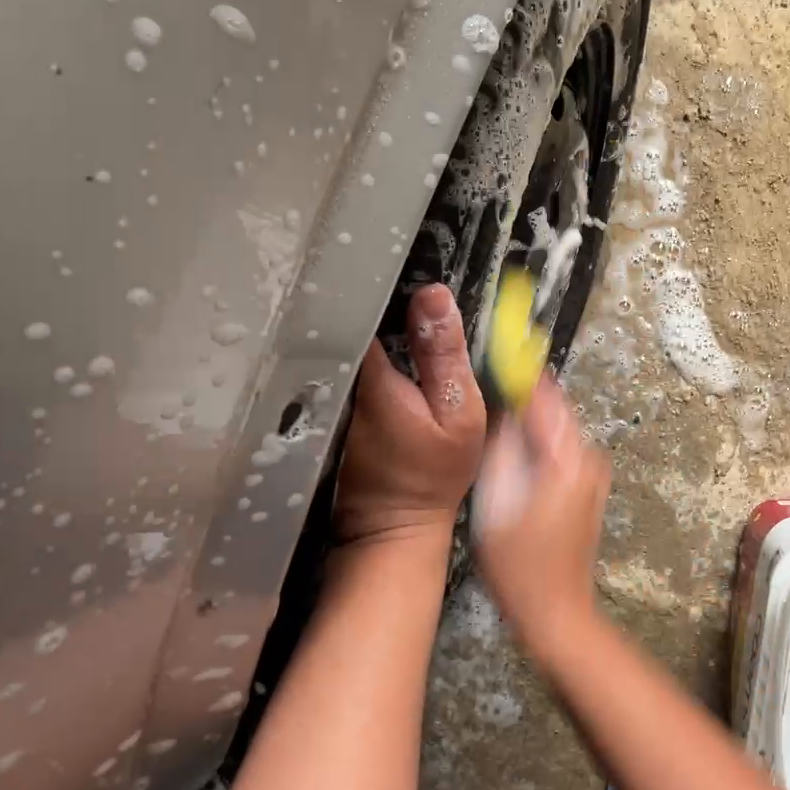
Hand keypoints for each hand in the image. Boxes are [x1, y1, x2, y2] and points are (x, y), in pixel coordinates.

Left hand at [334, 284, 486, 545]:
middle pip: (352, 322)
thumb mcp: (459, 411)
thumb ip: (445, 354)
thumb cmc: (434, 473)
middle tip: (398, 280)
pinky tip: (380, 347)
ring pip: (346, 344)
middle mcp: (340, 379)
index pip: (361, 308)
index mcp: (371, 375)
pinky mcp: (333, 411)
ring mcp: (330, 397)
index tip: (395, 264)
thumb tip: (434, 293)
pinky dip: (361, 353)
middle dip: (372, 299)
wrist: (395, 524)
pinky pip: (347, 367)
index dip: (379, 283)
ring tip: (389, 306)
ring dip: (365, 325)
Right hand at [474, 378, 610, 653]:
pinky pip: (561, 453)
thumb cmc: (520, 567)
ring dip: (530, 426)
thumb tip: (502, 414)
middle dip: (524, 399)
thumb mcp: (494, 503)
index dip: (523, 371)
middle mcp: (588, 461)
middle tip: (489, 386)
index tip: (504, 346)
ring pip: (556, 433)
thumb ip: (500, 450)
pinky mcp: (589, 490)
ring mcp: (593, 477)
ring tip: (495, 426)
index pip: (546, 397)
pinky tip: (514, 461)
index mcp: (566, 459)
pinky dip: (540, 448)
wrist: (555, 612)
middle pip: (554, 413)